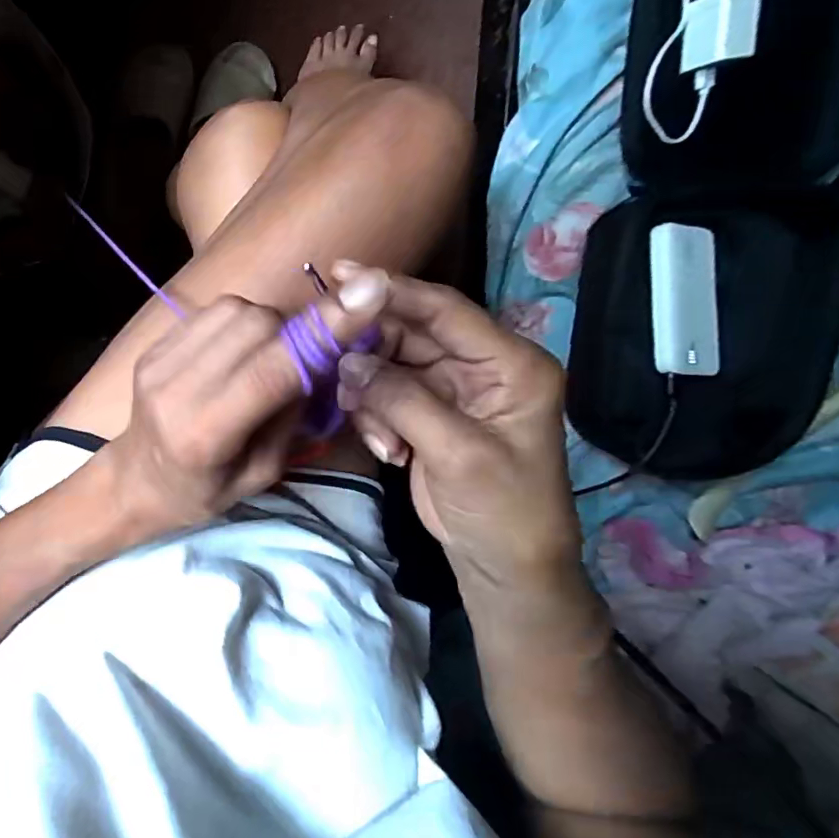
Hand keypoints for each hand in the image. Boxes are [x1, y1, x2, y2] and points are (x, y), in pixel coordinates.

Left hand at [102, 274, 391, 534]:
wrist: (135, 479)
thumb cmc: (203, 490)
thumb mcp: (262, 472)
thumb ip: (290, 413)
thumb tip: (322, 351)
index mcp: (205, 433)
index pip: (270, 369)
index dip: (322, 330)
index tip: (369, 294)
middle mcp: (175, 389)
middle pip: (253, 324)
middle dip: (291, 331)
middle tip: (294, 360)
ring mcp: (157, 362)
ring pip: (232, 308)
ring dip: (263, 323)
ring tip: (260, 358)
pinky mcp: (151, 347)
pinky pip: (209, 312)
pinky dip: (235, 323)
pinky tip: (232, 352)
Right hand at [331, 263, 581, 586]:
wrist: (504, 565)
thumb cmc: (502, 508)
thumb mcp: (457, 452)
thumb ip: (402, 400)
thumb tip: (348, 362)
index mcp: (509, 364)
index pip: (444, 311)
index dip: (393, 289)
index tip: (341, 272)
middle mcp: (479, 366)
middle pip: (409, 334)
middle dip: (370, 352)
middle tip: (329, 361)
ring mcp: (449, 389)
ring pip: (388, 365)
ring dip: (370, 395)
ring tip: (381, 435)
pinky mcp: (425, 411)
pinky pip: (383, 393)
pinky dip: (375, 416)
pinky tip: (389, 450)